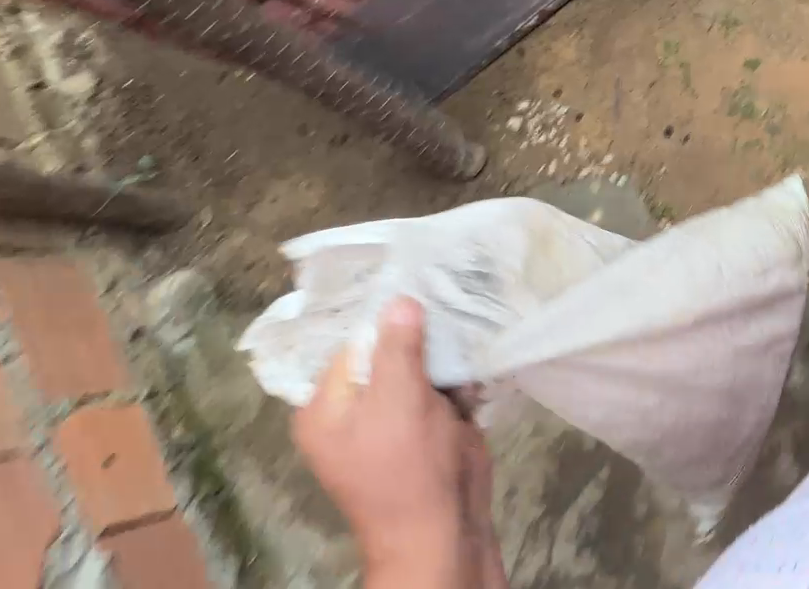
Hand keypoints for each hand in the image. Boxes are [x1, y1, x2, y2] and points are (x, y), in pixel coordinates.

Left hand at [292, 297, 499, 587]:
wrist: (443, 523)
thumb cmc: (407, 466)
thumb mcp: (397, 401)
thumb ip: (397, 348)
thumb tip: (400, 299)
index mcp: (328, 406)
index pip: (354, 342)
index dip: (388, 316)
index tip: (425, 284)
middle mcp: (358, 406)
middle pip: (391, 350)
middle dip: (426, 332)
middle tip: (459, 298)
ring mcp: (397, 414)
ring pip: (425, 363)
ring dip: (451, 352)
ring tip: (475, 326)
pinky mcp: (432, 421)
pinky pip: (446, 382)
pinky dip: (464, 374)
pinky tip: (480, 365)